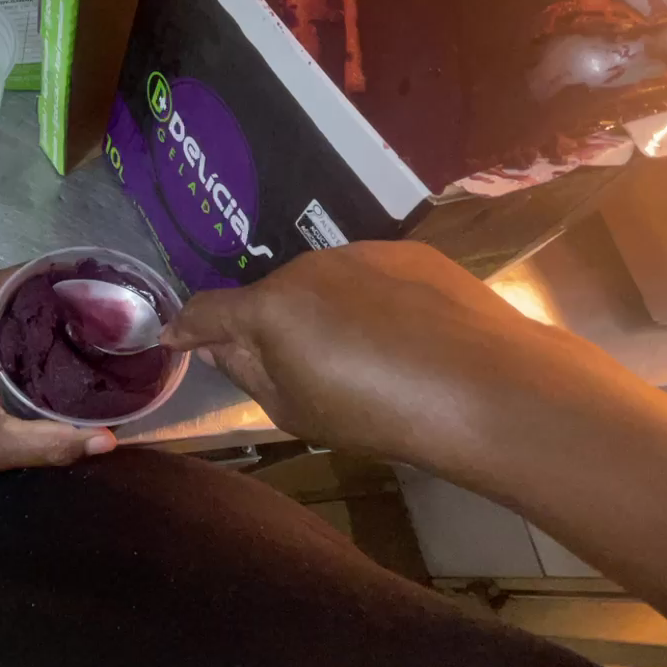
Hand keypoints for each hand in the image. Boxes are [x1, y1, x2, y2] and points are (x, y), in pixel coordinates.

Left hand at [0, 268, 117, 511]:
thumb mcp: (0, 448)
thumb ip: (53, 444)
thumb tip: (109, 439)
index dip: (30, 269)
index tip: (68, 272)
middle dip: (38, 294)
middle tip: (81, 303)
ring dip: (25, 319)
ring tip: (69, 327)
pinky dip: (12, 341)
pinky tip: (37, 362)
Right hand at [162, 241, 644, 479]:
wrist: (493, 391)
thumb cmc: (379, 413)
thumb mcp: (292, 410)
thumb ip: (244, 370)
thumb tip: (221, 344)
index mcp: (269, 308)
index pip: (205, 311)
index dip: (184, 327)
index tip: (173, 339)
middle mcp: (305, 267)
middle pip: (267, 298)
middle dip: (267, 327)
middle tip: (300, 369)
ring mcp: (360, 253)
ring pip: (318, 284)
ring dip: (319, 311)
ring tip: (362, 354)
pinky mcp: (407, 253)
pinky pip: (365, 276)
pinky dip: (366, 301)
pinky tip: (400, 335)